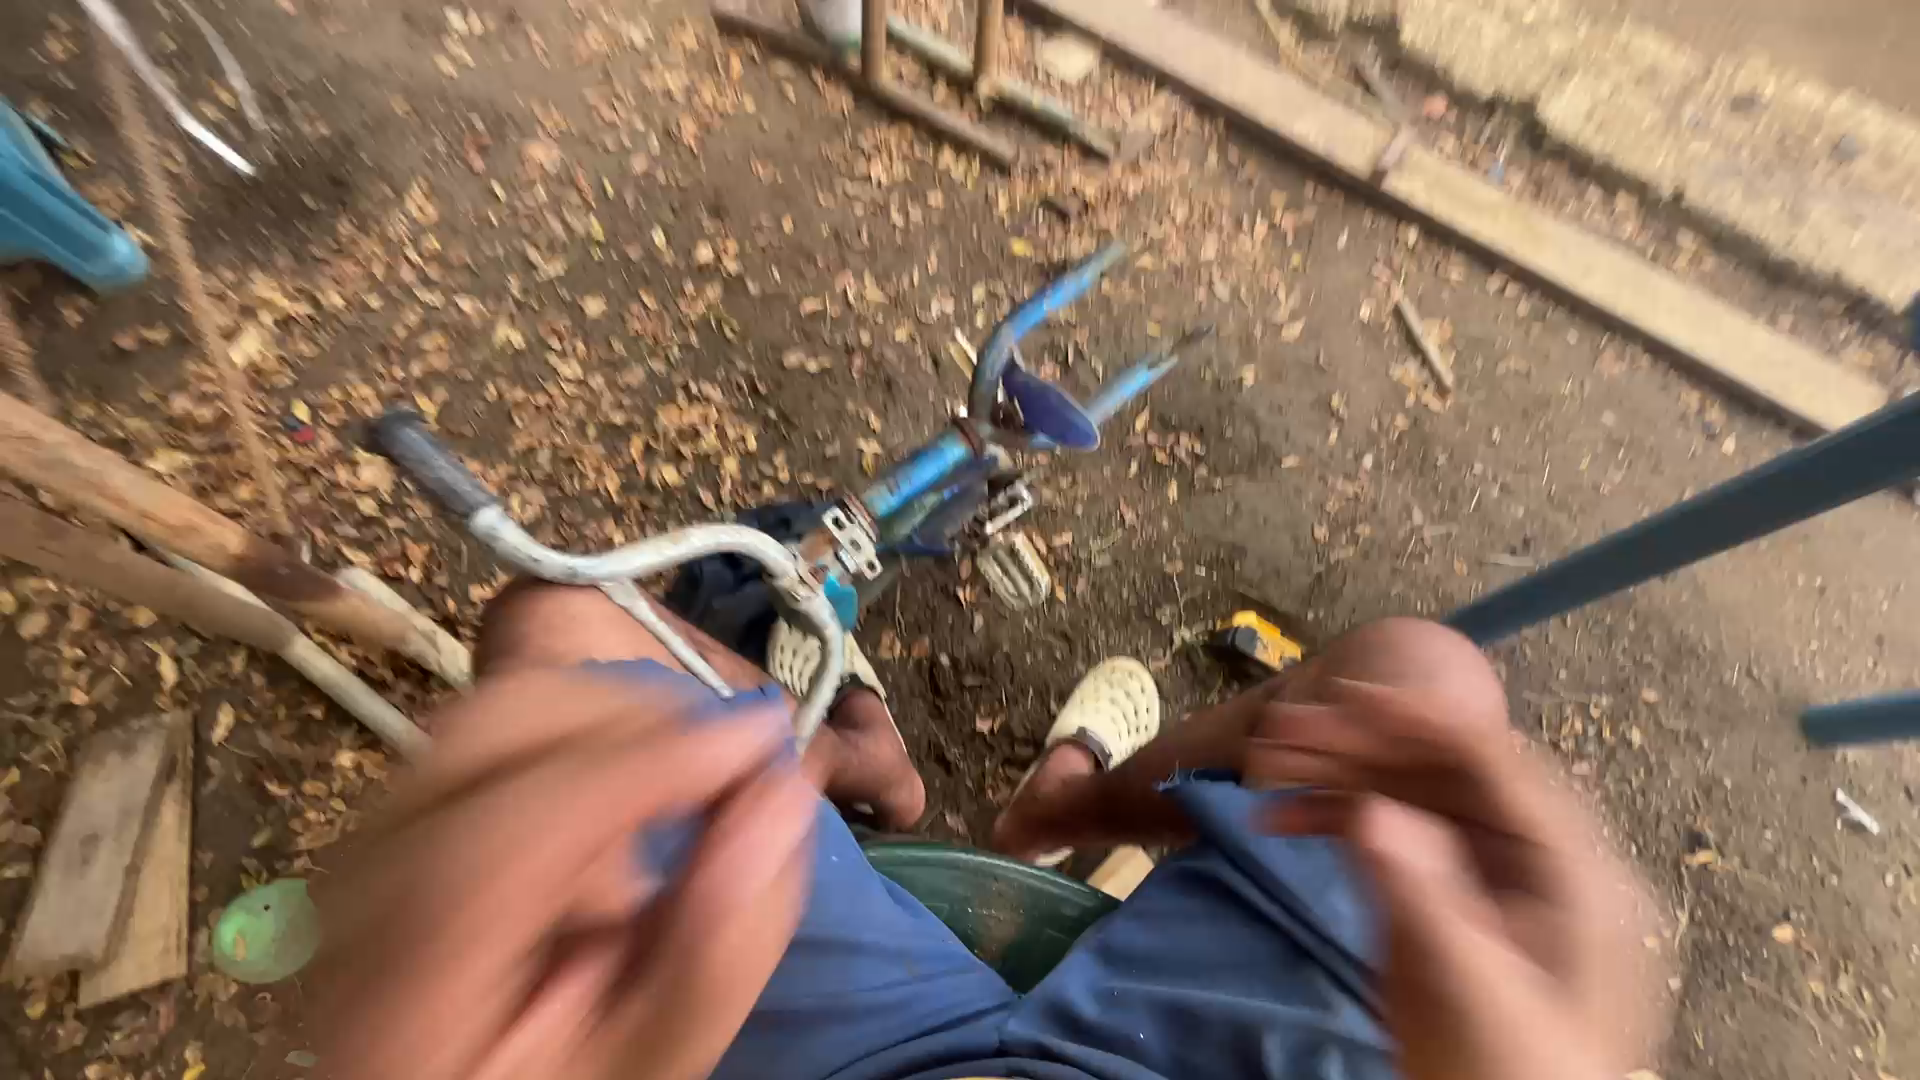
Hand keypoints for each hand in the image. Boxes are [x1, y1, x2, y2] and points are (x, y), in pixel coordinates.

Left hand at [311, 669, 814, 1079]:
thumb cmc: (574, 1078)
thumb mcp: (664, 1052)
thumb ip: (724, 942)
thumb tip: (780, 793)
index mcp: (402, 1005)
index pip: (503, 844)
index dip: (642, 769)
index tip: (760, 739)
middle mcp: (350, 907)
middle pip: (481, 737)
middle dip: (629, 716)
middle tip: (727, 744)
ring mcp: (366, 849)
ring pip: (491, 711)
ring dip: (612, 714)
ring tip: (686, 765)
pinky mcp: (403, 816)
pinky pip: (497, 725)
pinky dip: (587, 723)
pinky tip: (633, 779)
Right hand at [1253, 678, 1663, 1079]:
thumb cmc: (1504, 1071)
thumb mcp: (1470, 990)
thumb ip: (1424, 896)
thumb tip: (1370, 813)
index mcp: (1568, 869)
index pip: (1493, 763)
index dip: (1419, 719)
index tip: (1345, 697)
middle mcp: (1523, 850)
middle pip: (1433, 768)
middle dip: (1354, 742)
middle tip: (1277, 730)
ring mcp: (1477, 863)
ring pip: (1399, 788)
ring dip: (1330, 770)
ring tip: (1261, 762)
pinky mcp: (1436, 879)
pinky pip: (1380, 826)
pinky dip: (1326, 814)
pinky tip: (1277, 816)